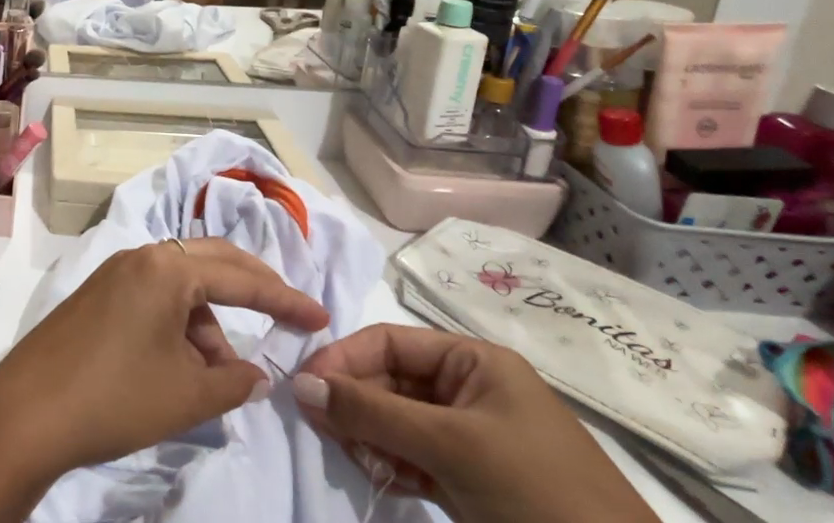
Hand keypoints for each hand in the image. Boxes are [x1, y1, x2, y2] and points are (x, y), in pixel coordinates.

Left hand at [0, 239, 329, 482]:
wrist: (26, 412)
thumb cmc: (116, 396)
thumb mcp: (188, 394)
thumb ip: (234, 381)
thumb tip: (257, 374)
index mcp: (166, 268)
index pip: (242, 279)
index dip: (286, 300)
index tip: (322, 317)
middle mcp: (139, 257)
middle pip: (211, 261)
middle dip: (252, 289)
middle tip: (287, 316)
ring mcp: (112, 275)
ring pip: (180, 284)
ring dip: (210, 320)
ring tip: (221, 374)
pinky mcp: (94, 297)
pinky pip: (152, 296)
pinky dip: (178, 322)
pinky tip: (183, 365)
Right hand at [294, 325, 659, 522]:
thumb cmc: (535, 490)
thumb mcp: (449, 444)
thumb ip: (370, 411)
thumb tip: (297, 383)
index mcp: (474, 362)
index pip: (388, 342)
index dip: (342, 360)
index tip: (304, 389)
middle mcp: (467, 390)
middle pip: (386, 381)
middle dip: (354, 405)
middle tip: (325, 433)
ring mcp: (467, 437)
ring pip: (392, 421)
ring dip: (369, 438)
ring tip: (365, 464)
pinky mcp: (466, 478)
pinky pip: (408, 456)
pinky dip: (388, 465)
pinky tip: (383, 480)